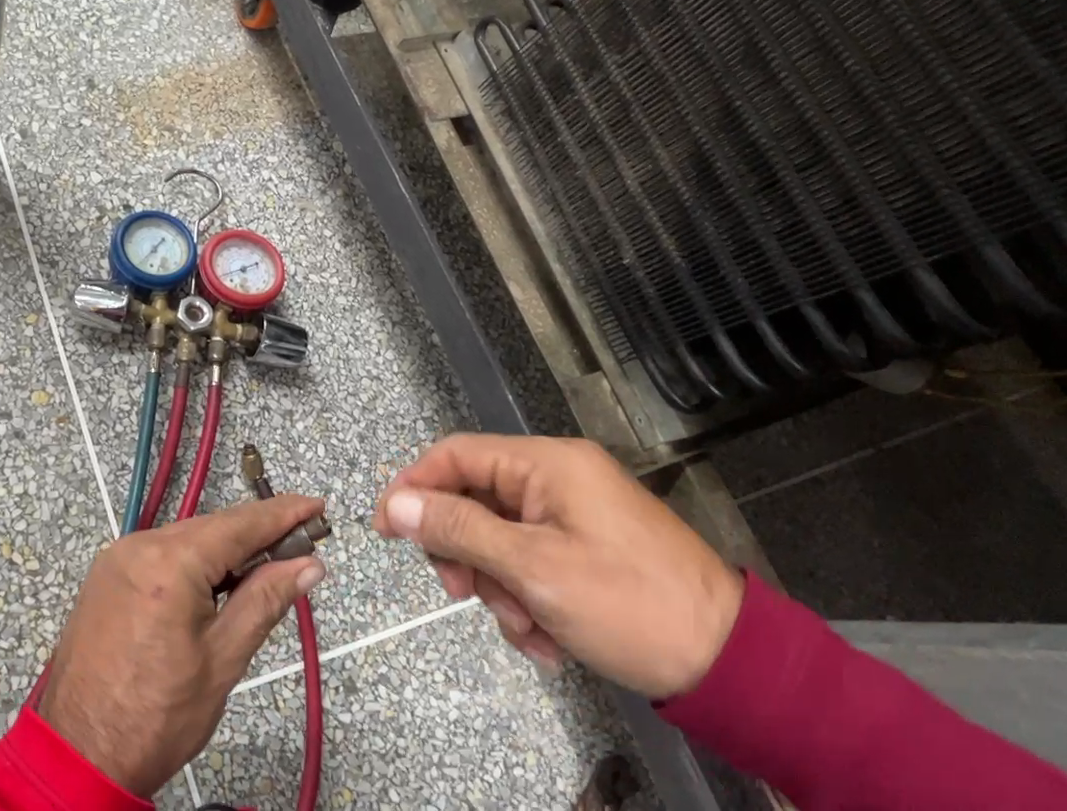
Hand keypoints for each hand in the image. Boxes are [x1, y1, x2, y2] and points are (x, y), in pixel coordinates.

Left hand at [38, 495, 326, 796]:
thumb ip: (266, 600)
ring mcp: (116, 559)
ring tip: (268, 566)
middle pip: (211, 528)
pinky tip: (218, 581)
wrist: (81, 749)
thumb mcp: (223, 659)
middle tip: (302, 545)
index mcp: (169, 563)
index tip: (315, 505)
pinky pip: (160, 554)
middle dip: (257, 534)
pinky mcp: (106, 576)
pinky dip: (193, 561)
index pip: (238, 525)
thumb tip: (309, 565)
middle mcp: (138, 546)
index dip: (281, 514)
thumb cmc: (157, 715)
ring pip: (185, 540)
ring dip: (226, 550)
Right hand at [373, 434, 742, 698]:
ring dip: (498, 590)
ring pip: (496, 541)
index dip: (413, 488)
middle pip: (472, 501)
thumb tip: (396, 505)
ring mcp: (572, 516)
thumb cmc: (629, 605)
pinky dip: (526, 602)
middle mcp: (556, 479)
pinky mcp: (584, 549)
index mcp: (546, 465)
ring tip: (528, 631)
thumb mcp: (532, 567)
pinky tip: (548, 640)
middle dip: (465, 555)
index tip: (387, 532)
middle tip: (465, 595)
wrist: (732, 665)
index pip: (454, 455)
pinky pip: (528, 564)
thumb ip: (458, 529)